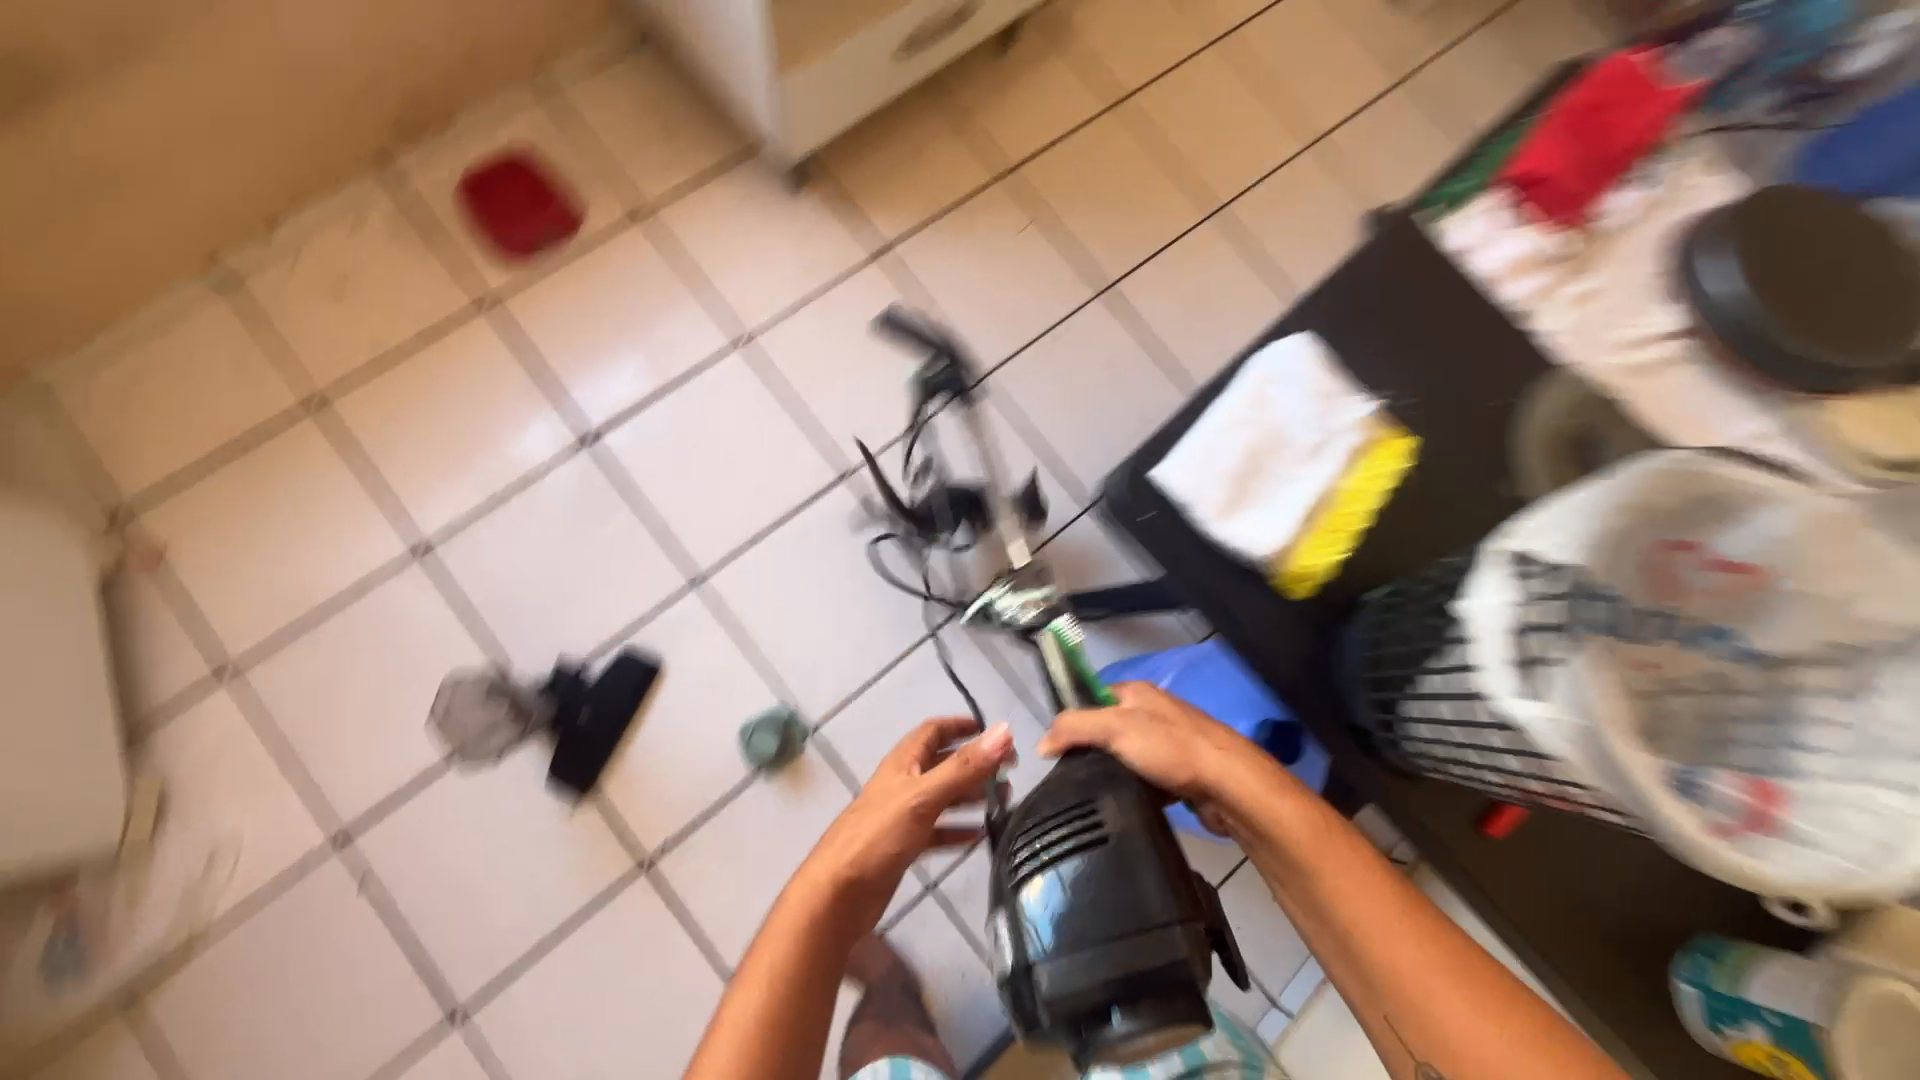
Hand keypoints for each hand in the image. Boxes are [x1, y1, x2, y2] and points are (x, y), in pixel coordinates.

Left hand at [793, 717, 1014, 931]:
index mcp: (903, 763)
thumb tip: (1004, 731)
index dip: (960, 726)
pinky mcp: (903, 846)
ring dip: (970, 796)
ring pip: (942, 798)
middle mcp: (903, 784)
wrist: (838, 893)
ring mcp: (902, 816)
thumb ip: (964, 767)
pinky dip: (958, 829)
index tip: (993, 732)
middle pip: (942, 765)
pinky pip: (936, 831)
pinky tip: (980, 836)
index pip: (933, 731)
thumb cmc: (879, 837)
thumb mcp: (924, 796)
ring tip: (1004, 801)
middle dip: (974, 765)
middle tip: (1009, 773)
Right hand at [1036, 682, 1275, 834]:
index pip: (1092, 699)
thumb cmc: (1171, 748)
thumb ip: (1075, 728)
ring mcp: (1169, 744)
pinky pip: (1147, 781)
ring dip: (1115, 775)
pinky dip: (1137, 791)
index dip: (1074, 722)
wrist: (1229, 785)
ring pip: (1127, 759)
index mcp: (1136, 693)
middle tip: (1072, 779)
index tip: (1058, 751)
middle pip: (1109, 731)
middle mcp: (1153, 714)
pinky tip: (1127, 805)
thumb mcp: (1114, 728)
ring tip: (1094, 796)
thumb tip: (1041, 744)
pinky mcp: (1180, 774)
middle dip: (1093, 753)